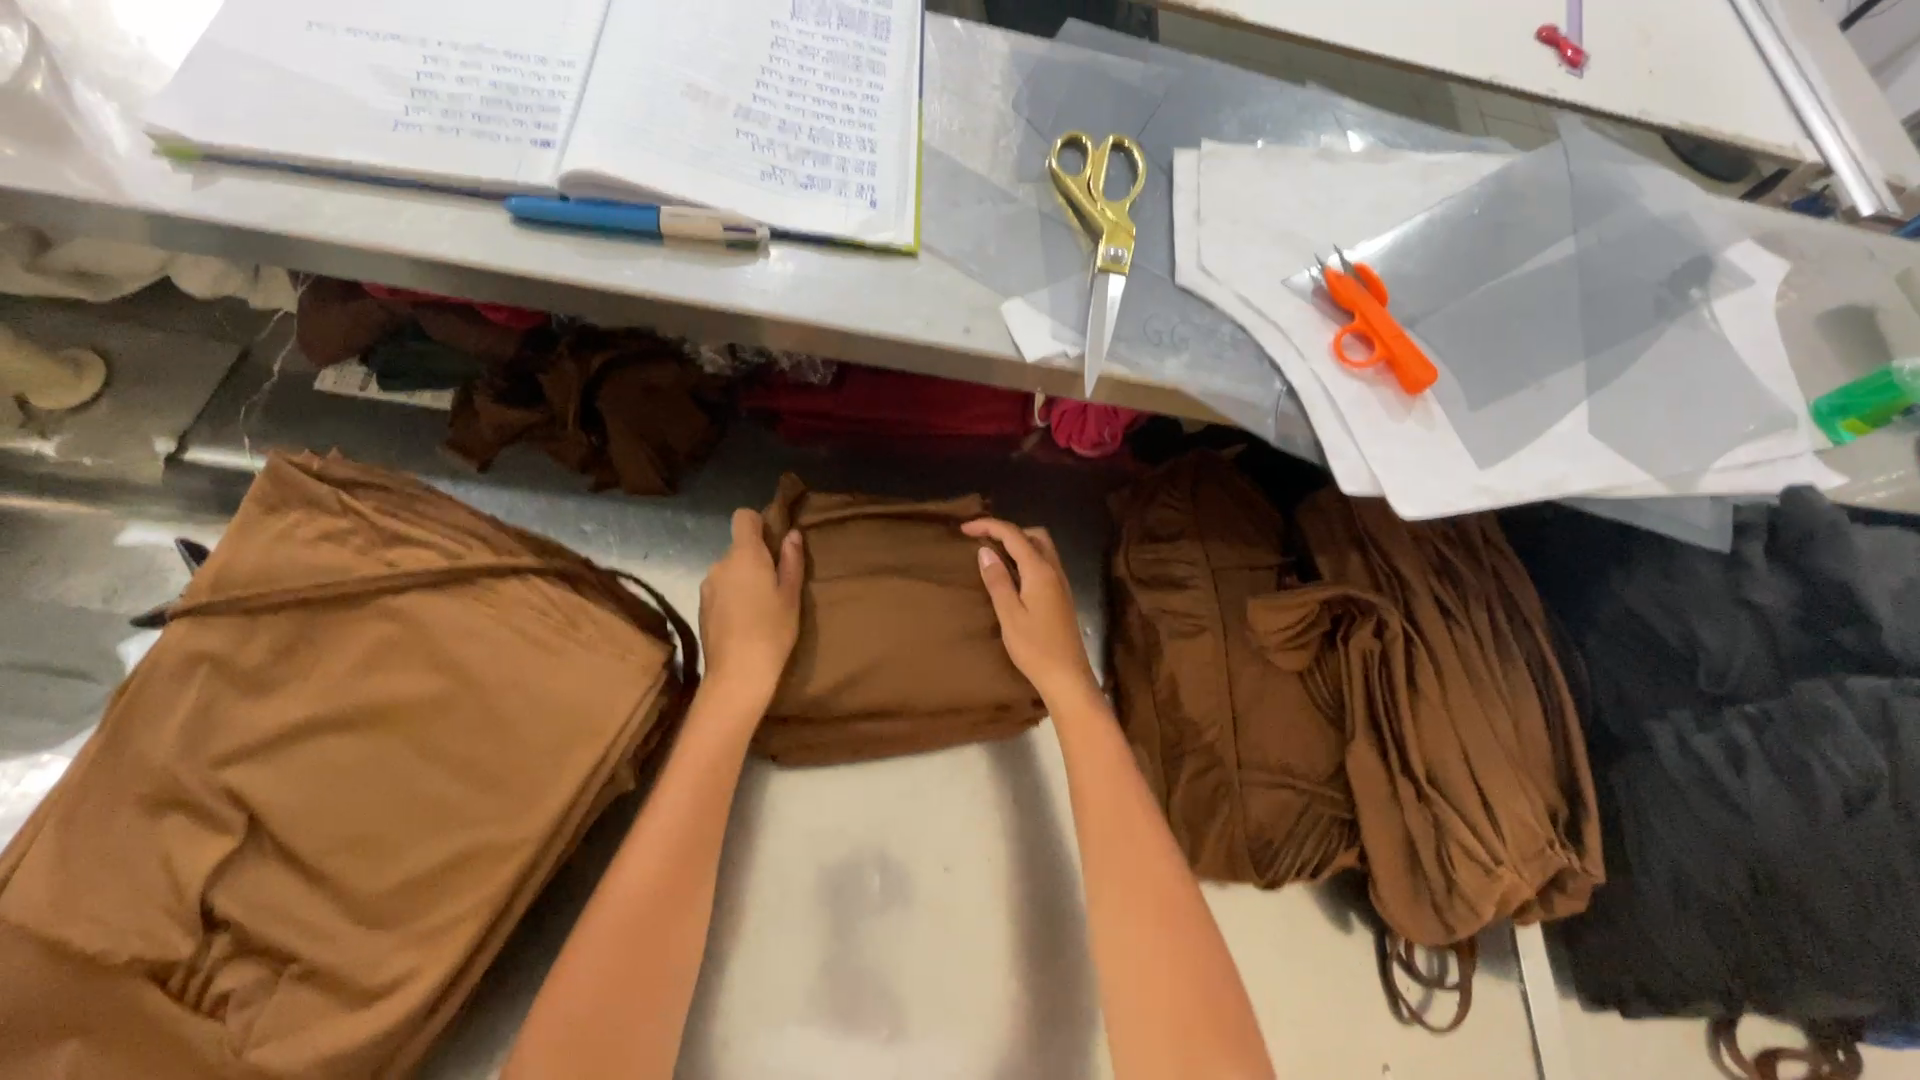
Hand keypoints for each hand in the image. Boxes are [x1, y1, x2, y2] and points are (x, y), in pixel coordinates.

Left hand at [699, 509, 803, 709]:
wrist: (738, 672)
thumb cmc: (772, 630)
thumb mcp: (791, 595)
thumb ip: (791, 561)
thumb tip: (791, 534)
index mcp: (745, 555)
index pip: (743, 517)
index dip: (759, 524)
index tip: (773, 544)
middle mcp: (720, 564)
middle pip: (738, 548)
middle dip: (755, 559)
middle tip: (775, 586)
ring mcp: (707, 585)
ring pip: (729, 571)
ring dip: (742, 580)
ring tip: (760, 608)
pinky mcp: (701, 605)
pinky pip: (720, 589)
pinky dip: (731, 597)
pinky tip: (744, 621)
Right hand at [961, 518, 1098, 705]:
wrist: (1067, 677)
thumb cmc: (1035, 648)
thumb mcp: (1009, 615)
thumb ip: (997, 581)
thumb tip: (985, 551)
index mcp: (1040, 571)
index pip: (1014, 535)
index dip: (989, 526)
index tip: (964, 528)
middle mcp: (1054, 571)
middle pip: (1034, 535)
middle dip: (1008, 531)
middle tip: (983, 540)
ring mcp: (1061, 584)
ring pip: (1042, 549)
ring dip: (1019, 544)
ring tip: (994, 555)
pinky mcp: (1061, 597)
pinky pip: (1044, 564)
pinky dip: (1026, 559)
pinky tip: (1012, 576)